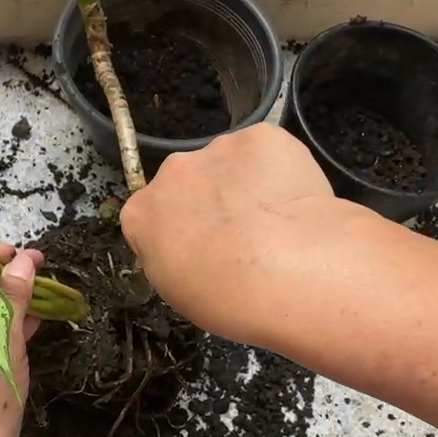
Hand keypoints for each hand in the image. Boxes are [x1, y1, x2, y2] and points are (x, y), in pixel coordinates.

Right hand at [121, 124, 362, 345]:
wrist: (293, 273)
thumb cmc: (231, 299)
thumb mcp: (180, 295)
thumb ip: (172, 257)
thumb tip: (190, 247)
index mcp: (142, 214)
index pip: (151, 216)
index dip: (181, 233)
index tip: (204, 251)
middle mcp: (173, 171)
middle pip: (188, 182)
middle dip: (210, 202)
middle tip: (243, 237)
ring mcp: (218, 149)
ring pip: (229, 164)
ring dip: (245, 184)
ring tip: (277, 222)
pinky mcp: (261, 137)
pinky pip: (267, 151)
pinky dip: (279, 169)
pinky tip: (295, 200)